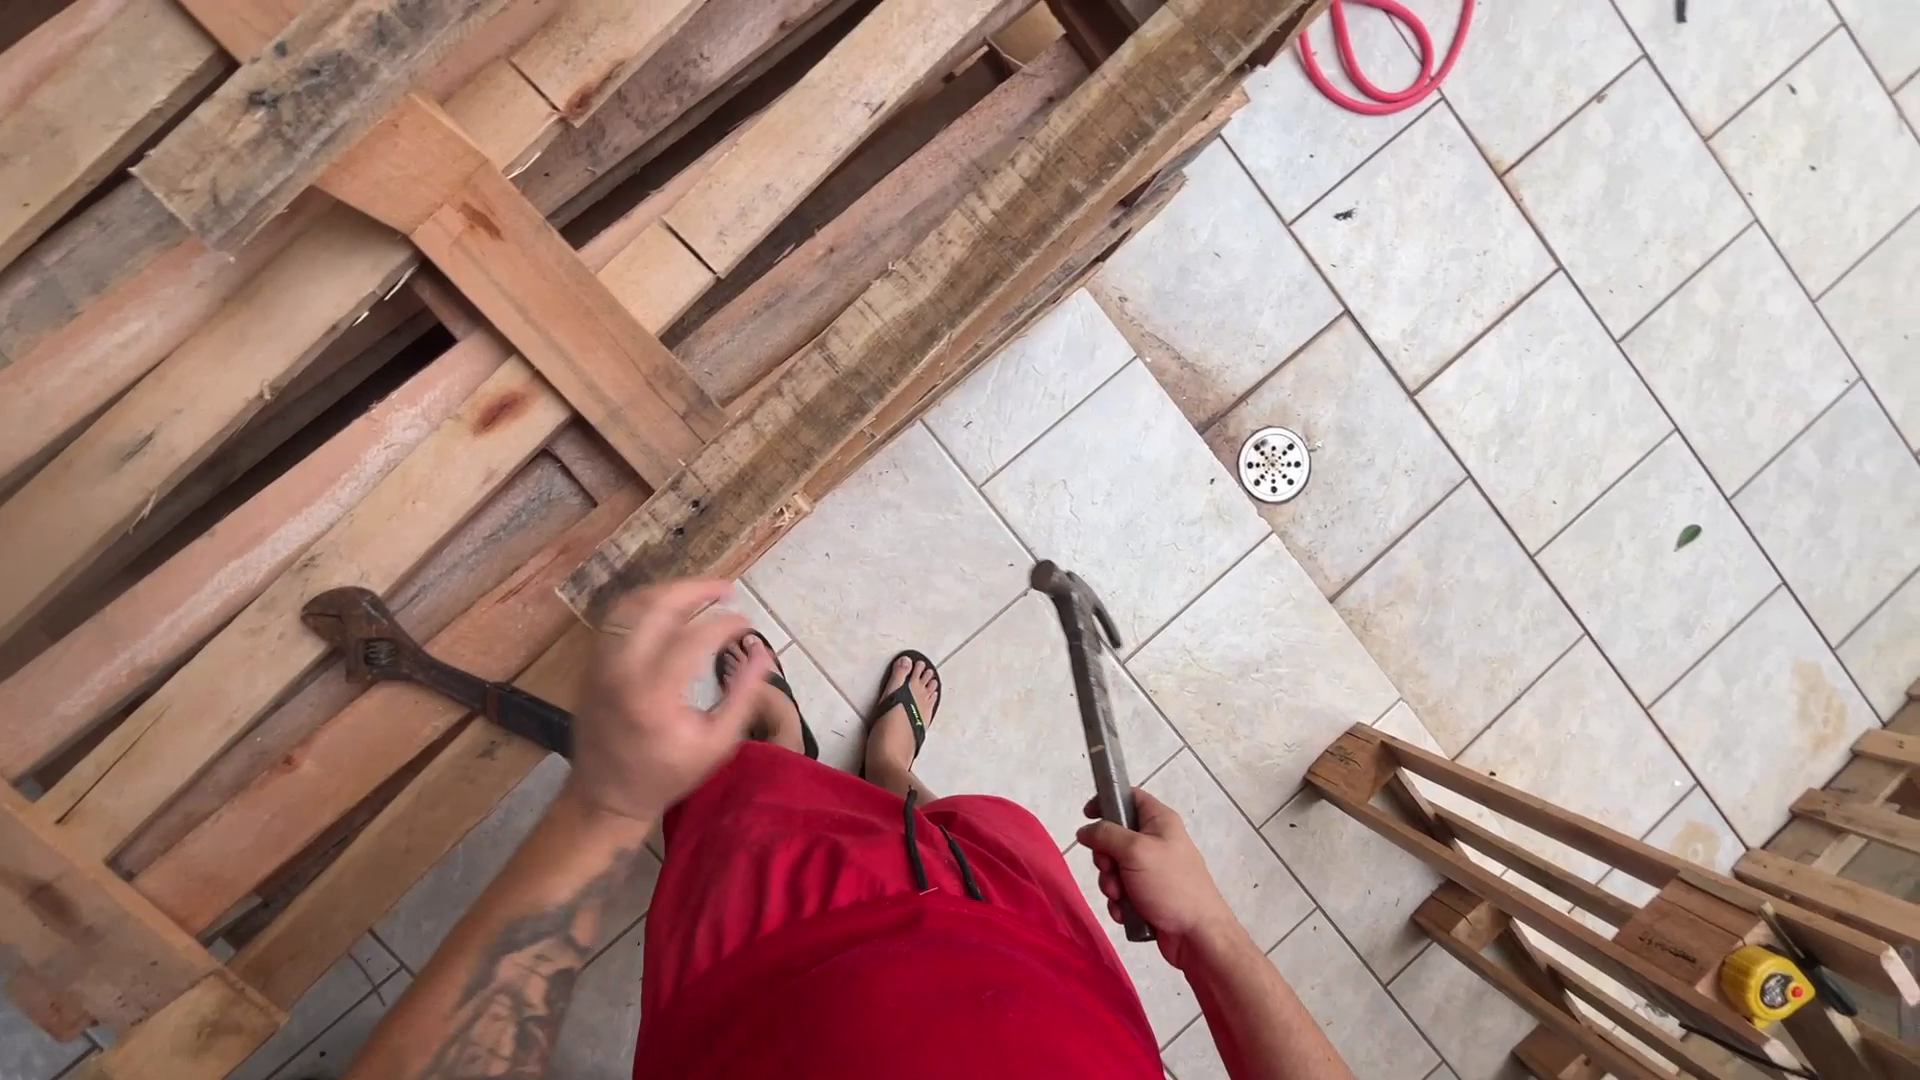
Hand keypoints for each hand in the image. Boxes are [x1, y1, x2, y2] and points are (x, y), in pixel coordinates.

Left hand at [567, 578, 771, 823]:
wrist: (603, 798)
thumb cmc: (667, 775)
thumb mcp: (717, 744)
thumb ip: (744, 695)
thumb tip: (763, 652)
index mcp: (655, 694)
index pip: (696, 636)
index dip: (727, 623)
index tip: (747, 624)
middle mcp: (622, 670)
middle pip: (658, 605)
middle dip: (698, 589)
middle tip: (728, 590)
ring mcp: (601, 664)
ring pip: (633, 603)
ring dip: (671, 591)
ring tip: (702, 593)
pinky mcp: (592, 664)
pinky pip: (618, 618)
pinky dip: (648, 605)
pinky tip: (672, 610)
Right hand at [1078, 789, 1241, 969]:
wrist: (1198, 936)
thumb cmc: (1170, 884)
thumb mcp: (1135, 851)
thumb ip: (1105, 835)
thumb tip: (1084, 831)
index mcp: (1159, 821)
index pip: (1129, 796)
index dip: (1106, 801)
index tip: (1088, 816)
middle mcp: (1155, 841)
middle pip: (1114, 835)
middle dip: (1105, 856)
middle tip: (1110, 868)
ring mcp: (1151, 869)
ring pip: (1114, 866)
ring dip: (1110, 882)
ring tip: (1120, 897)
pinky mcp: (1148, 894)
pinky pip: (1122, 890)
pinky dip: (1119, 901)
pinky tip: (1125, 912)